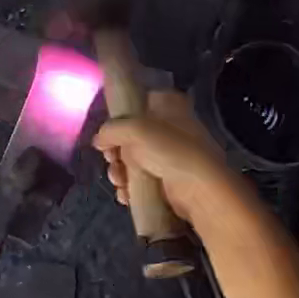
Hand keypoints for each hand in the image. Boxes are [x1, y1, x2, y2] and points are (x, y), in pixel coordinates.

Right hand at [91, 90, 250, 226]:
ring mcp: (169, 157)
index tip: (109, 131)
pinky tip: (126, 195)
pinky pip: (141, 182)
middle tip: (112, 159)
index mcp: (169, 107)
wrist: (199, 190)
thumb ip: (111, 130)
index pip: (140, 102)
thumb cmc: (171, 150)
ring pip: (133, 162)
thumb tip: (99, 140)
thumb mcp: (136, 129)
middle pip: (132, 136)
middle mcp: (170, 129)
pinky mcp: (168, 183)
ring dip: (120, 172)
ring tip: (120, 181)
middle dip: (116, 151)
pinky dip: (130, 189)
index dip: (121, 116)